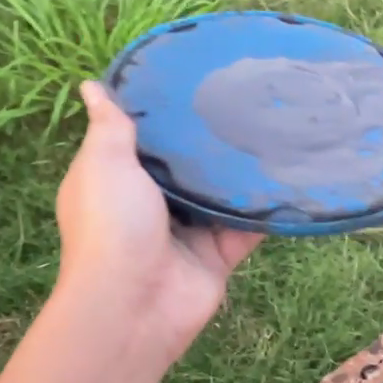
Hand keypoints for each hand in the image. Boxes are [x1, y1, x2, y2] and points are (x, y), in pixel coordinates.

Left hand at [54, 82, 262, 339]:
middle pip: (185, 166)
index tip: (191, 81)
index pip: (140, 142)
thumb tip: (92, 86)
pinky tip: (290, 176)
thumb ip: (110, 128)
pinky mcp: (220, 253)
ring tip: (274, 129)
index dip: (161, 115)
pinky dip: (266, 208)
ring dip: (241, 173)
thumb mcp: (104, 165)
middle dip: (209, 142)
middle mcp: (153, 205)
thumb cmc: (112, 226)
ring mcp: (189, 231)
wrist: (137, 301)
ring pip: (220, 194)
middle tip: (244, 100)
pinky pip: (249, 225)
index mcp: (118, 182)